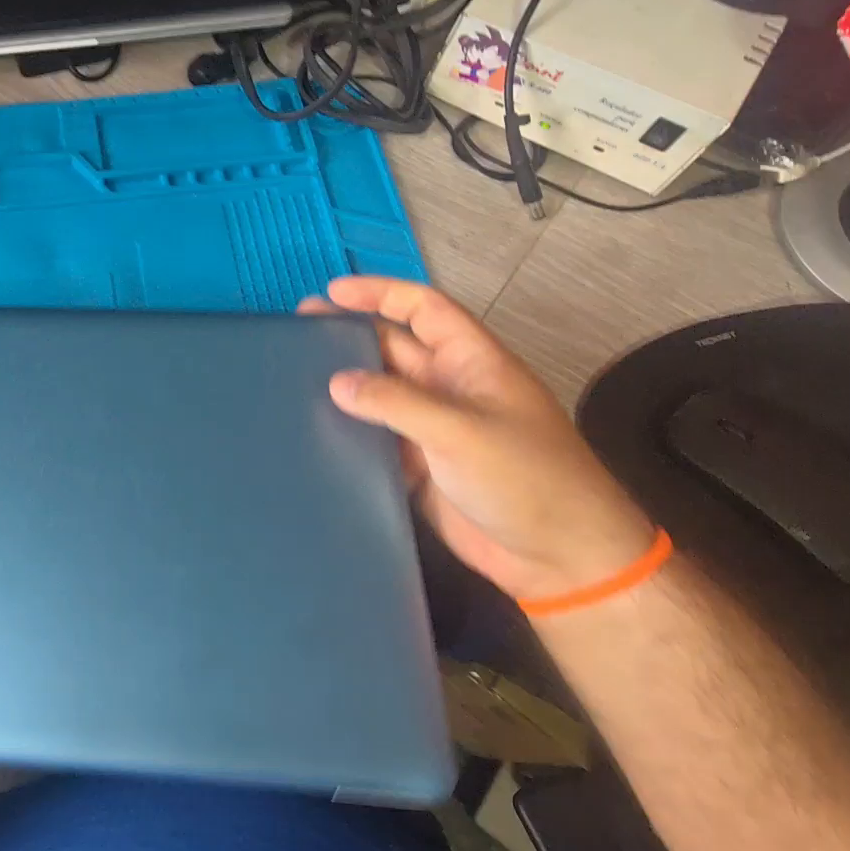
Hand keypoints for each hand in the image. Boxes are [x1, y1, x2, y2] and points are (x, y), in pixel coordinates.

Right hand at [300, 277, 656, 603]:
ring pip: (379, 395)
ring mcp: (432, 430)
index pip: (423, 309)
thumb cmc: (526, 479)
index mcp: (472, 362)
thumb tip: (336, 382)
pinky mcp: (419, 469)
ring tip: (290, 379)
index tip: (332, 292)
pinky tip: (311, 431)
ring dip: (343, 387)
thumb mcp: (462, 431)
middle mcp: (449, 388)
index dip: (380, 293)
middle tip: (295, 334)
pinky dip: (347, 433)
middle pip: (392, 349)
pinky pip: (375, 440)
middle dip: (348, 337)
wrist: (559, 559)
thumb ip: (395, 403)